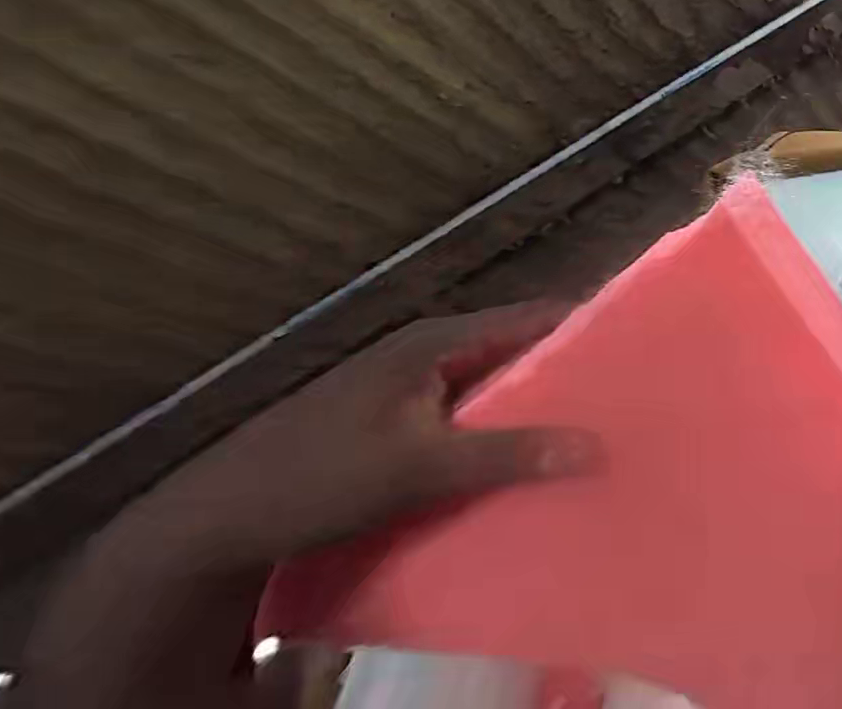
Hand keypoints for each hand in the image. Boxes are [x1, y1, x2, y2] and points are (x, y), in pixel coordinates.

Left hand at [117, 302, 601, 569]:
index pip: (530, 317)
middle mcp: (430, 352)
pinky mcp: (399, 419)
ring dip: (533, 404)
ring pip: (493, 385)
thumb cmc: (317, 477)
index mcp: (438, 341)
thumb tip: (595, 445)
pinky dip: (501, 428)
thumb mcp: (419, 466)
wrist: (208, 524)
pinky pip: (469, 413)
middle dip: (565, 371)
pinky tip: (524, 456)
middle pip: (516, 350)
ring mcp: (412, 386)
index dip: (582, 326)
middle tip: (620, 396)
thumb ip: (508, 451)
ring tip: (587, 426)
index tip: (634, 348)